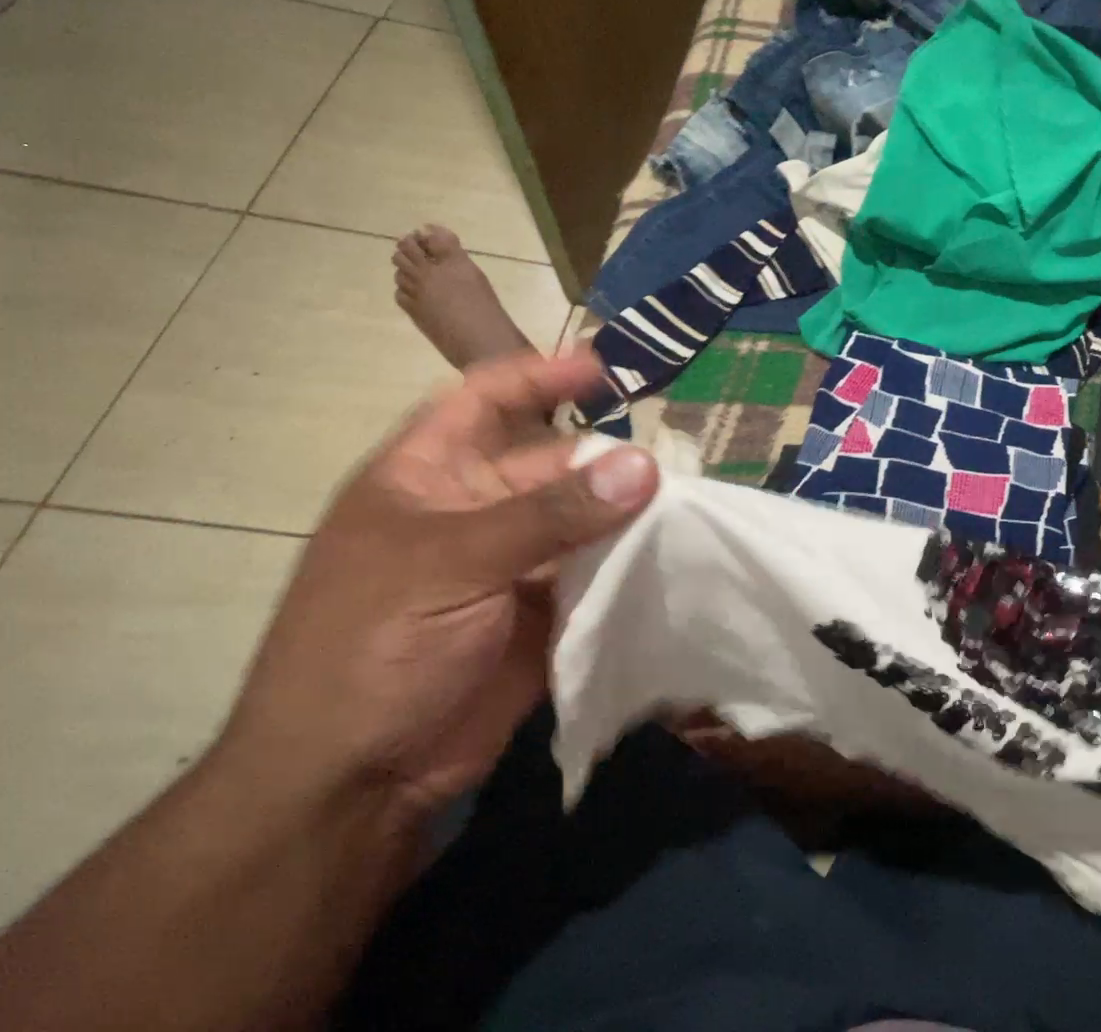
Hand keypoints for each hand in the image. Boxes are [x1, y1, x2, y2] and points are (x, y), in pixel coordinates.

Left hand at [217, 353, 658, 820]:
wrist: (361, 776)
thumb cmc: (373, 648)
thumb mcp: (452, 564)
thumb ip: (551, 514)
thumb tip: (643, 466)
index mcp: (427, 479)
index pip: (483, 401)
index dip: (538, 377)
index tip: (607, 369)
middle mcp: (476, 514)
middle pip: (554, 465)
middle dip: (609, 462)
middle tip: (681, 467)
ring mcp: (516, 568)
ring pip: (587, 523)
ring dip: (633, 517)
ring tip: (695, 509)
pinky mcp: (550, 616)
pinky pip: (602, 577)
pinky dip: (636, 569)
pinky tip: (678, 560)